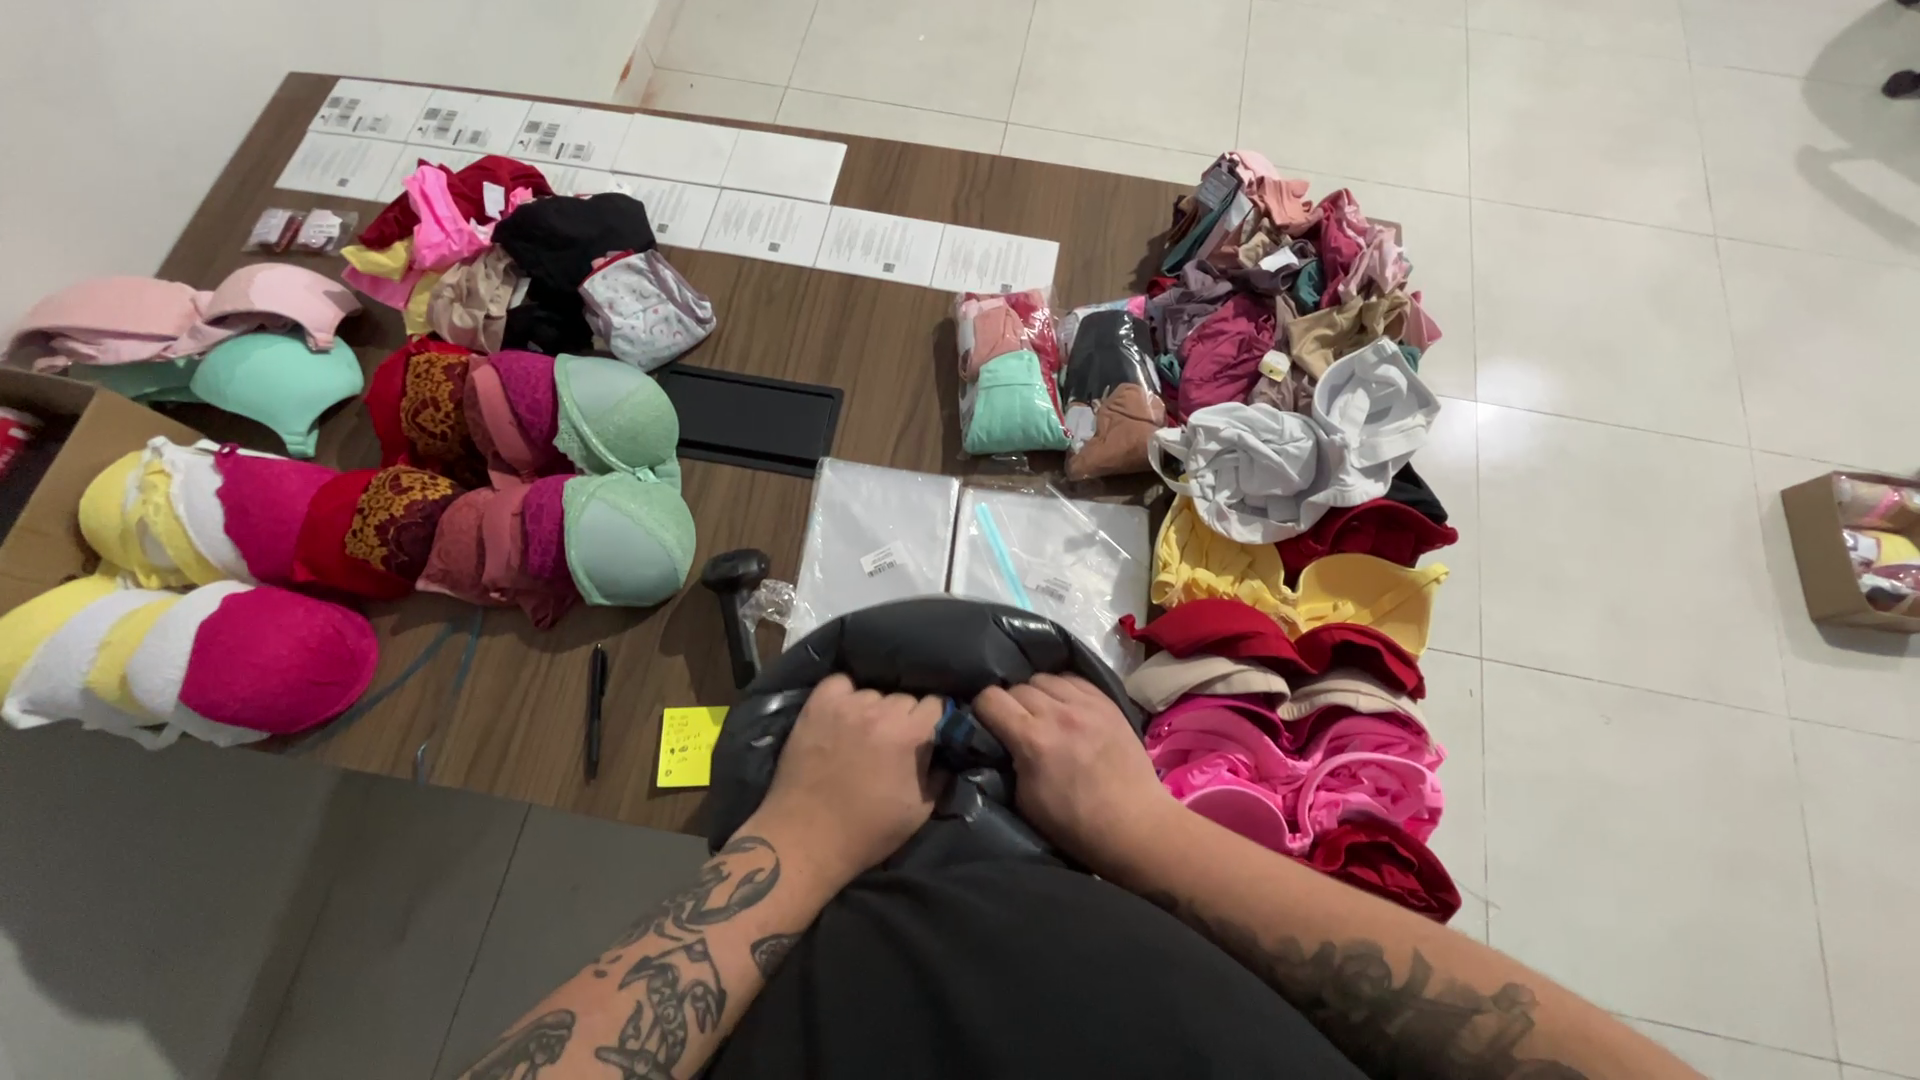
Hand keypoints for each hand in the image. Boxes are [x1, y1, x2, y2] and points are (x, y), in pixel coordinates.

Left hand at [747, 675, 943, 887]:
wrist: (807, 838)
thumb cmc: (868, 831)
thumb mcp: (921, 810)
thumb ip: (940, 772)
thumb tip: (948, 750)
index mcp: (911, 734)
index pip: (937, 703)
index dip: (934, 721)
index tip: (927, 737)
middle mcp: (881, 711)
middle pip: (906, 698)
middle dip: (905, 718)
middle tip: (894, 742)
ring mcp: (846, 705)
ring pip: (874, 693)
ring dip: (874, 710)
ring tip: (864, 733)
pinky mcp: (817, 705)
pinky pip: (840, 683)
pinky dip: (844, 695)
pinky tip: (842, 715)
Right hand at [972, 673, 1177, 874]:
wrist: (1134, 824)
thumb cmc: (1075, 824)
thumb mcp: (1024, 800)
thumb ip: (1009, 760)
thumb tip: (1001, 741)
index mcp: (1033, 739)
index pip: (990, 698)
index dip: (982, 710)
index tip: (987, 724)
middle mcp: (1059, 713)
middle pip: (1017, 686)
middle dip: (1010, 704)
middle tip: (1016, 725)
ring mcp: (1087, 704)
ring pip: (1044, 677)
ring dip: (1037, 694)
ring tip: (1042, 714)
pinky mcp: (1107, 702)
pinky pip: (1073, 678)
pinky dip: (1062, 689)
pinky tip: (1065, 707)